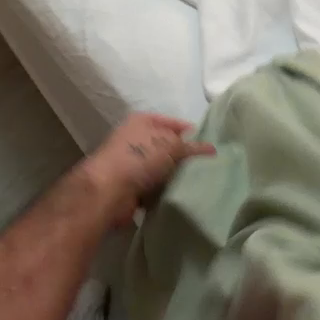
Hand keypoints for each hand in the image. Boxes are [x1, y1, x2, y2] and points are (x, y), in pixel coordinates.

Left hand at [76, 113, 215, 225]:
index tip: (211, 148)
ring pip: (162, 169)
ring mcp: (132, 164)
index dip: (193, 133)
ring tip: (199, 184)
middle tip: (208, 168)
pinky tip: (181, 197)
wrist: (108, 191)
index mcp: (143, 121)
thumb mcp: (170, 145)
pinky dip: (165, 193)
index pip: (174, 123)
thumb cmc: (139, 158)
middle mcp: (136, 139)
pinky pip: (155, 188)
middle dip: (185, 158)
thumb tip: (212, 149)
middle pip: (168, 147)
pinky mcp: (131, 187)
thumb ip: (191, 146)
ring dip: (175, 178)